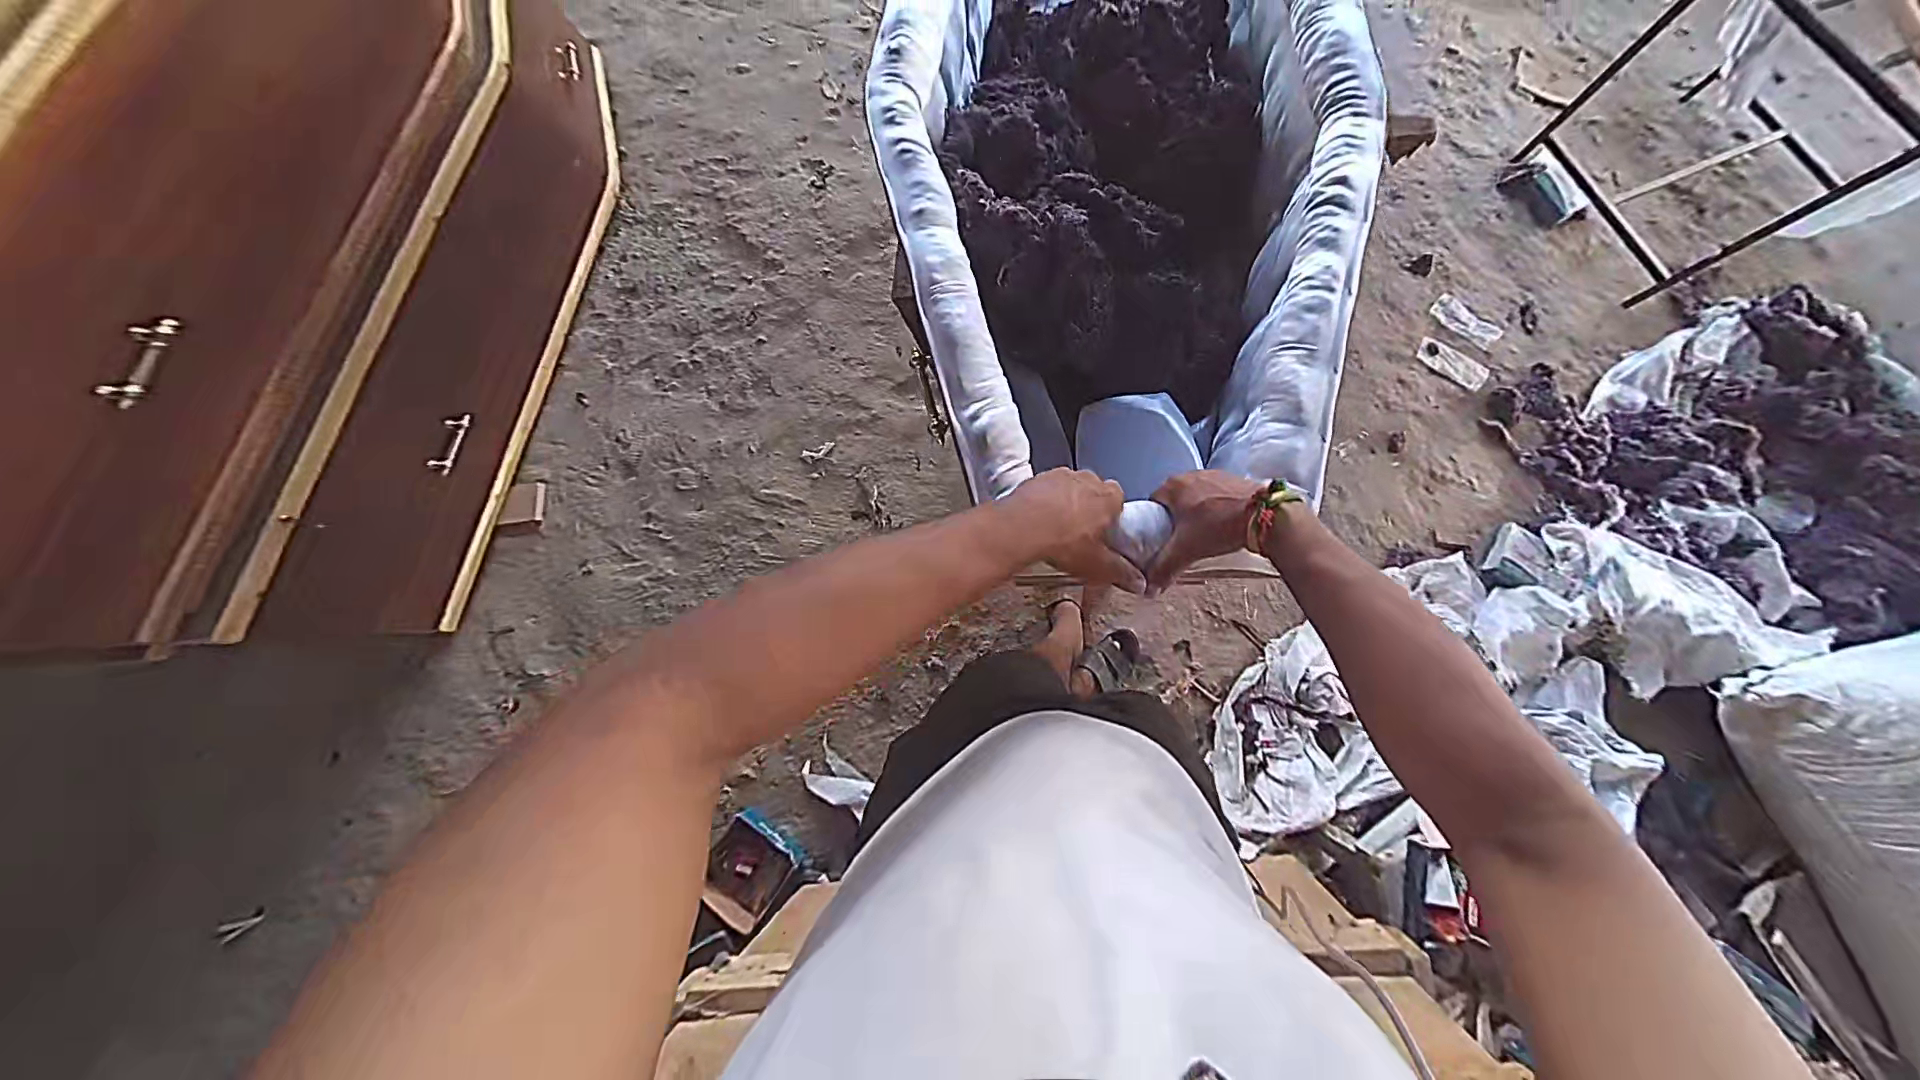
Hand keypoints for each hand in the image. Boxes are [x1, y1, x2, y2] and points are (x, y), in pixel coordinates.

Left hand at [1003, 468, 1144, 593]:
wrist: (1023, 526)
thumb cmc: (1061, 539)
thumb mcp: (1097, 565)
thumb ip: (1120, 572)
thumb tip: (1134, 580)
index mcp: (1108, 498)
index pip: (1118, 500)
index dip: (1111, 515)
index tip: (1104, 530)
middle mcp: (1087, 481)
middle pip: (1093, 491)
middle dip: (1087, 507)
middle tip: (1078, 532)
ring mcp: (1061, 477)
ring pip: (1068, 488)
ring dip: (1064, 502)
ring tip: (1055, 527)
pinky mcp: (1037, 479)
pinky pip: (1044, 489)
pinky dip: (1042, 501)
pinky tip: (1037, 520)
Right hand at [1144, 470, 1263, 592]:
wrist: (1264, 516)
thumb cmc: (1220, 525)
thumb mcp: (1185, 551)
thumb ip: (1163, 569)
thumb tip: (1150, 587)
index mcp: (1172, 487)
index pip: (1153, 503)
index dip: (1154, 521)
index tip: (1161, 535)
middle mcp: (1191, 475)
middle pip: (1175, 499)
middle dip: (1177, 516)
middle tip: (1182, 537)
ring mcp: (1214, 475)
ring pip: (1196, 495)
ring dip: (1197, 510)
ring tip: (1204, 531)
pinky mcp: (1234, 479)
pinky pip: (1217, 494)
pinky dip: (1217, 507)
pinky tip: (1223, 523)